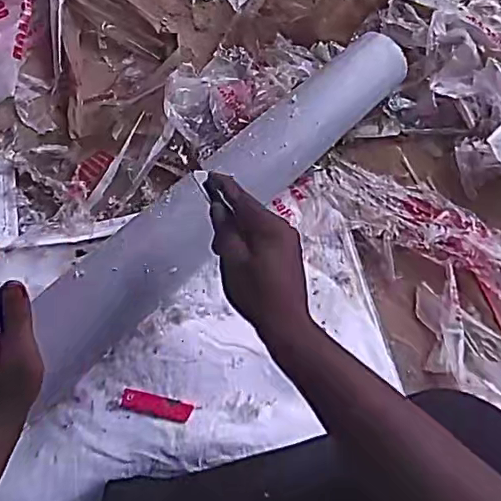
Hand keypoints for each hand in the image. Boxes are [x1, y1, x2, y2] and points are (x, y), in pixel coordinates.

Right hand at [205, 174, 313, 337]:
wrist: (287, 323)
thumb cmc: (259, 296)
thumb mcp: (232, 261)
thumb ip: (224, 231)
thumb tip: (219, 209)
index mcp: (268, 226)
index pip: (241, 198)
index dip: (223, 186)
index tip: (211, 177)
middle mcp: (282, 228)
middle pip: (250, 210)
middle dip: (229, 214)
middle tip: (212, 224)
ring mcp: (288, 240)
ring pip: (256, 224)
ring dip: (238, 230)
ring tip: (223, 248)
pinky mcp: (288, 252)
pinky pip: (265, 235)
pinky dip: (249, 238)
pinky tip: (239, 254)